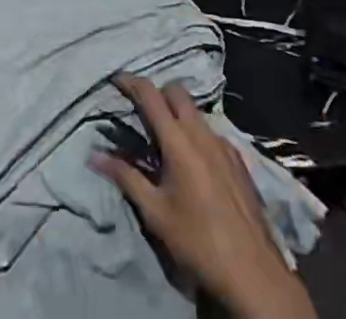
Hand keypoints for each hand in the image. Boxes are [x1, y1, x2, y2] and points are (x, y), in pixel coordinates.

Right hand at [92, 74, 316, 318]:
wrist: (250, 267)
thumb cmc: (195, 239)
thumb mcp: (154, 211)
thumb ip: (126, 177)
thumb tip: (95, 156)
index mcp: (179, 142)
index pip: (152, 96)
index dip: (132, 82)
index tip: (116, 79)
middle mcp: (203, 134)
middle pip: (178, 93)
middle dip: (157, 93)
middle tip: (139, 111)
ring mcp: (224, 144)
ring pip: (196, 112)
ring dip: (176, 113)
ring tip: (161, 139)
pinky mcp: (237, 158)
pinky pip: (211, 132)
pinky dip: (194, 133)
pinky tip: (190, 161)